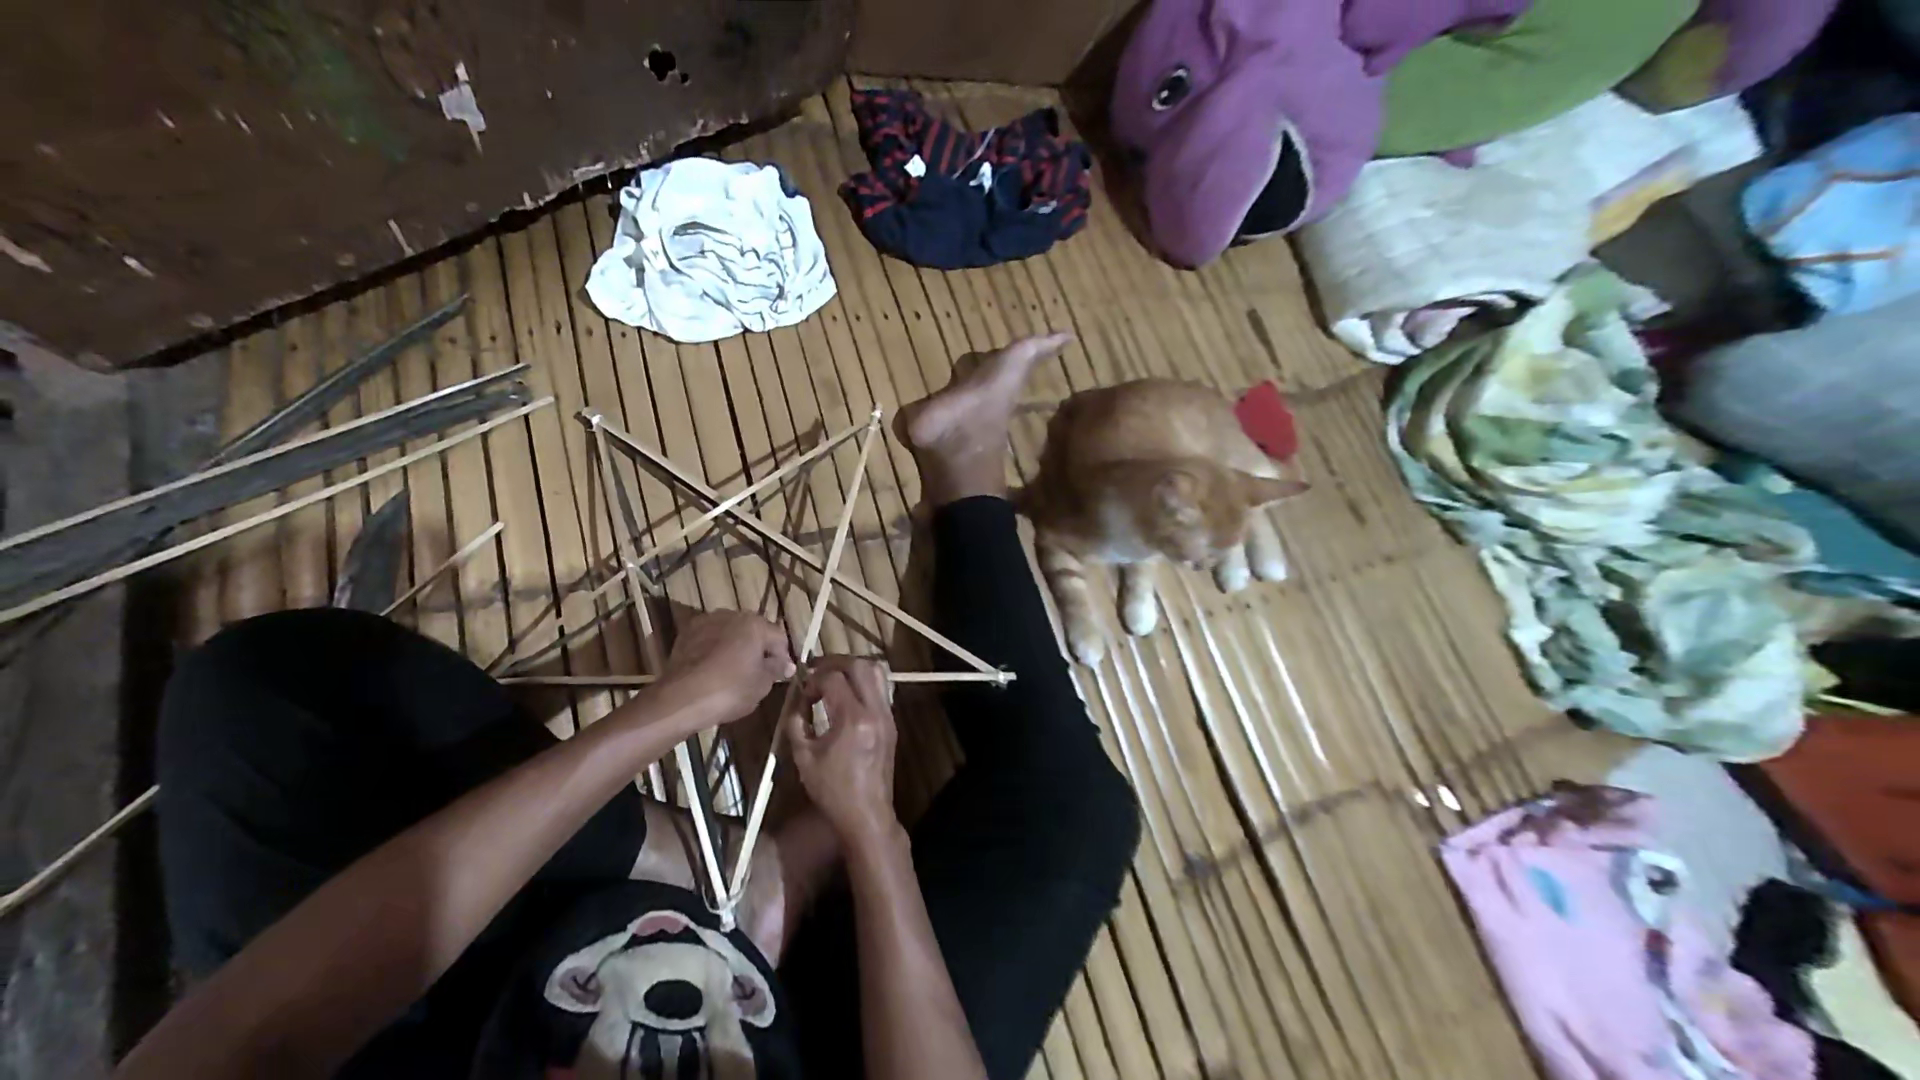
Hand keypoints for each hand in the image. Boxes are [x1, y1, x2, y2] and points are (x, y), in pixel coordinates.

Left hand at [655, 611, 794, 724]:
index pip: (778, 637)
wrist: (681, 698)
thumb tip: (786, 664)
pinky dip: (715, 650)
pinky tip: (714, 670)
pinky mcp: (685, 635)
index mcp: (755, 624)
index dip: (783, 657)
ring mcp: (706, 623)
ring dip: (736, 647)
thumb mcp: (762, 684)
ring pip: (729, 633)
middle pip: (753, 631)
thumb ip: (776, 669)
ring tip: (735, 671)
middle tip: (760, 672)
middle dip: (758, 648)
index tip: (782, 675)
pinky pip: (709, 640)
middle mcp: (731, 615)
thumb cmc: (730, 689)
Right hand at [785, 657, 898, 845]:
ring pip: (877, 672)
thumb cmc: (832, 791)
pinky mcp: (892, 723)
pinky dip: (865, 683)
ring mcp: (888, 716)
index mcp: (852, 719)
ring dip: (854, 668)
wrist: (867, 814)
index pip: (834, 678)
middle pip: (861, 665)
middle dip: (836, 663)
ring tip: (833, 678)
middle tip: (817, 671)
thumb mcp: (804, 757)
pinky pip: (882, 689)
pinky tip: (847, 696)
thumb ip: (797, 723)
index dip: (814, 679)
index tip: (803, 693)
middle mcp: (875, 711)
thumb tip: (796, 700)